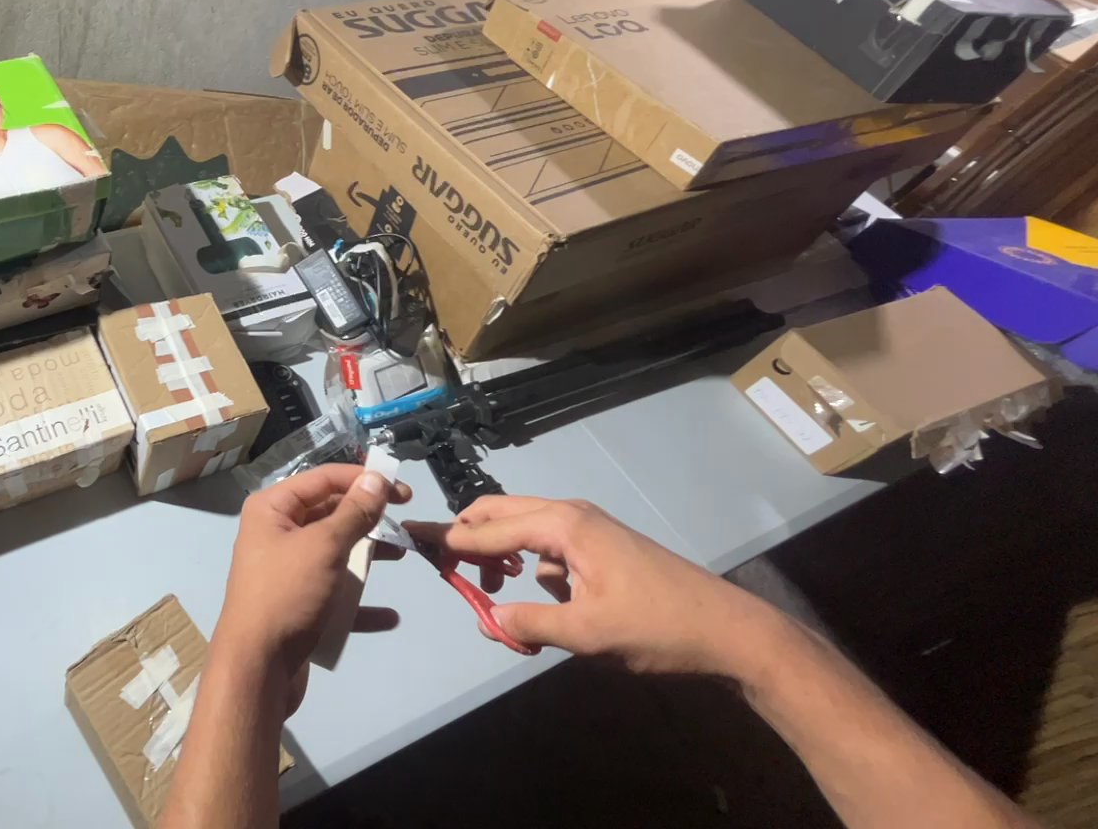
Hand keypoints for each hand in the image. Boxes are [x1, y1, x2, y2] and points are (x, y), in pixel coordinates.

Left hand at [212, 463, 409, 714]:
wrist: (257, 667)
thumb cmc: (287, 593)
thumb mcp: (324, 546)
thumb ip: (354, 512)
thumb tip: (376, 477)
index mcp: (272, 509)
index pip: (323, 479)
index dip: (363, 479)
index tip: (403, 490)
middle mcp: (276, 533)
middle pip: (329, 514)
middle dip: (368, 518)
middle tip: (405, 522)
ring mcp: (286, 571)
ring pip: (335, 553)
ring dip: (368, 555)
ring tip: (402, 556)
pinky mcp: (297, 605)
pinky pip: (335, 596)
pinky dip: (360, 602)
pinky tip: (388, 615)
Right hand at [406, 496, 782, 676]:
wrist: (735, 633)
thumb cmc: (657, 627)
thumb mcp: (587, 634)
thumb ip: (528, 623)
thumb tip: (488, 619)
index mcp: (561, 525)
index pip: (486, 528)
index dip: (446, 538)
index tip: (410, 537)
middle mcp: (568, 513)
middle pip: (497, 512)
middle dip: (468, 538)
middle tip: (447, 568)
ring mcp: (587, 525)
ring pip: (521, 527)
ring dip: (498, 553)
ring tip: (497, 593)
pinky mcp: (600, 543)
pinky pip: (545, 542)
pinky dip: (529, 562)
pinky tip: (544, 597)